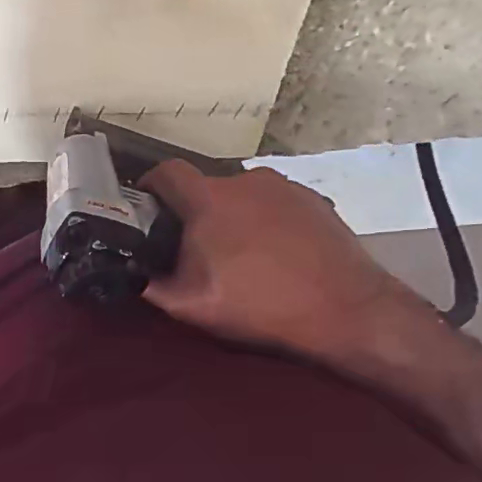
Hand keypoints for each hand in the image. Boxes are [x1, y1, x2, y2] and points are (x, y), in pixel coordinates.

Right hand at [140, 162, 423, 358]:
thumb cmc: (263, 307)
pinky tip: (281, 255)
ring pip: (245, 198)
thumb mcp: (195, 307)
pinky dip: (269, 223)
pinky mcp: (315, 200)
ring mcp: (286, 188)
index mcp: (210, 200)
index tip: (150, 206)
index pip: (168, 172)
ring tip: (247, 257)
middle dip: (198, 215)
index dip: (153, 185)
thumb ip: (154, 286)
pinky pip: (277, 205)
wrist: (346, 308)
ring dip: (237, 219)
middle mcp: (246, 181)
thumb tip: (136, 272)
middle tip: (203, 251)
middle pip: (208, 189)